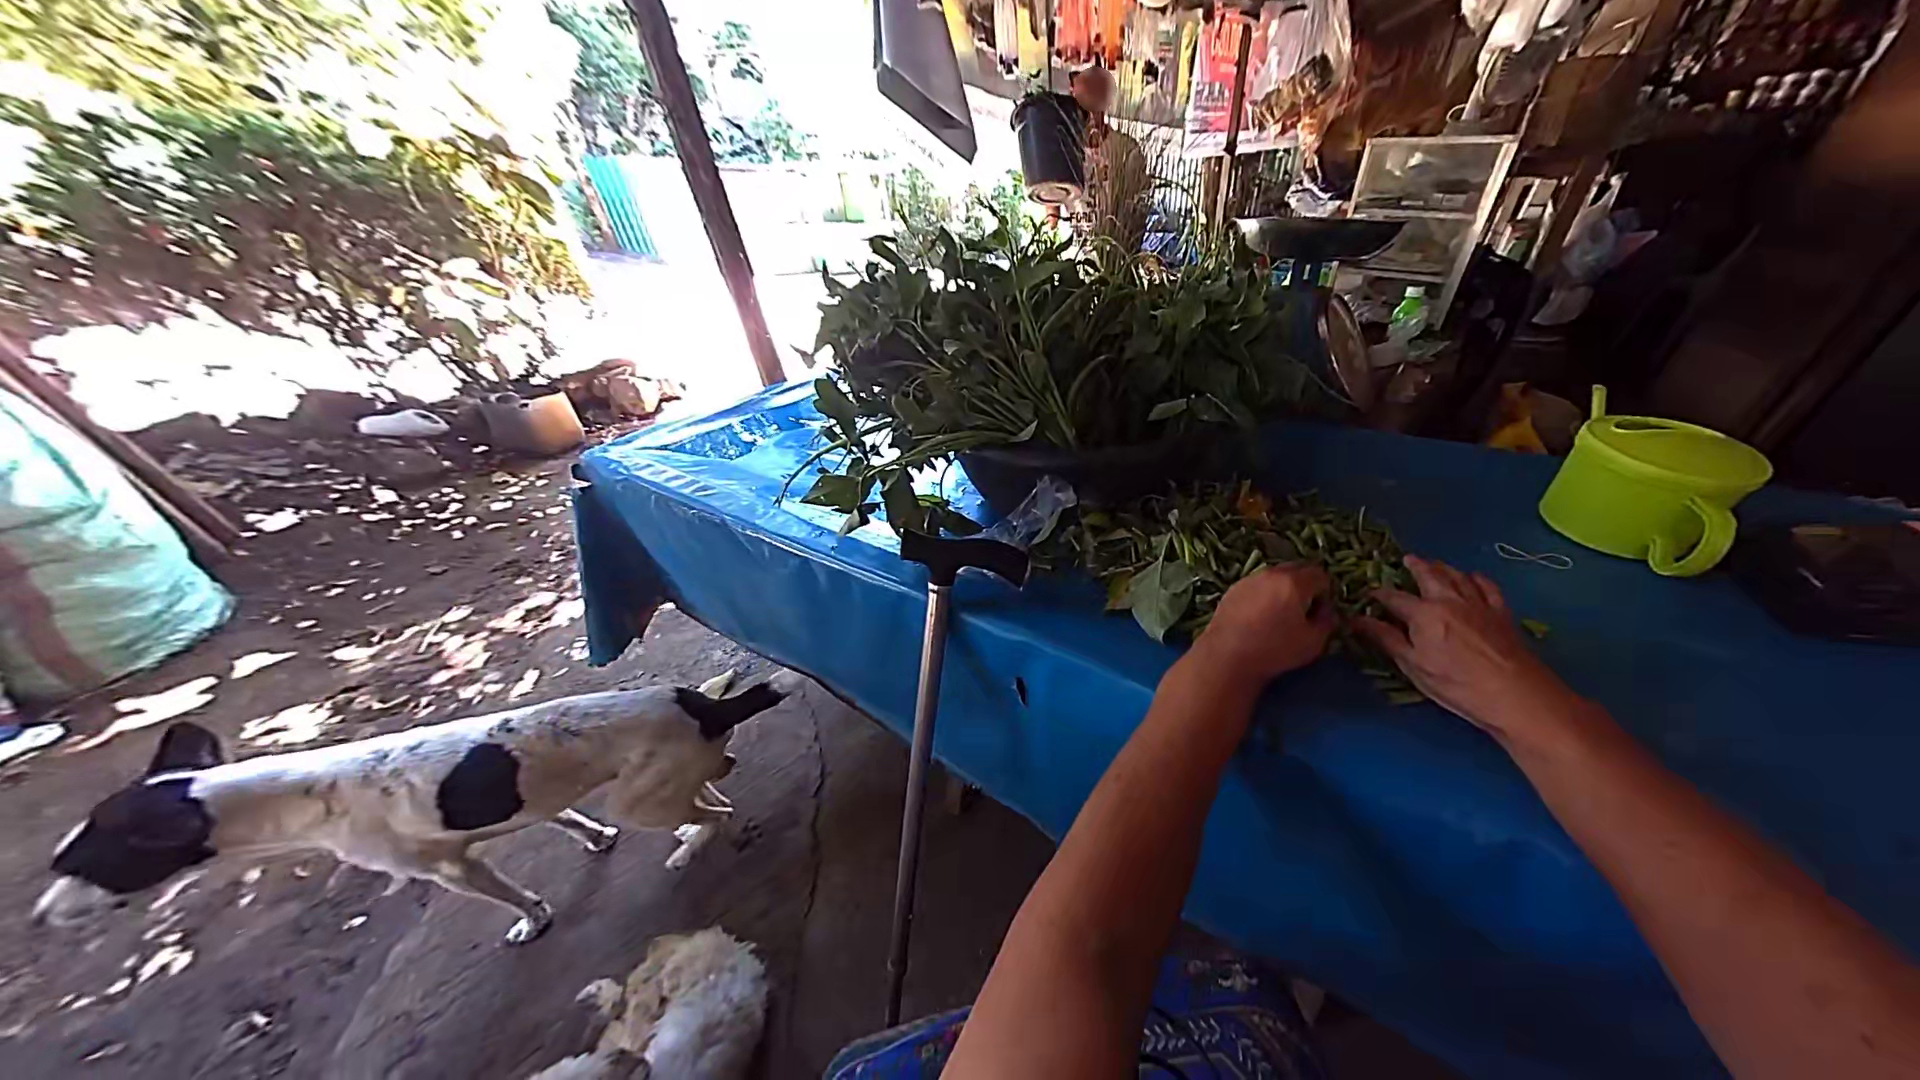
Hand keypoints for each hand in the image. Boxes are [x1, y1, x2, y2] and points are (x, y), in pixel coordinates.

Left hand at [1188, 563, 1335, 690]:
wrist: (1227, 655)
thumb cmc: (1275, 649)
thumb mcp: (1313, 641)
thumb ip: (1326, 620)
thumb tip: (1325, 610)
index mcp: (1293, 582)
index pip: (1320, 574)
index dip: (1326, 591)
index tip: (1322, 609)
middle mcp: (1270, 574)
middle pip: (1296, 569)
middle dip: (1305, 584)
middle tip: (1304, 608)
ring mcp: (1248, 580)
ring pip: (1274, 576)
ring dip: (1283, 587)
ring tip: (1281, 612)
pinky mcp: (1232, 589)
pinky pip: (1256, 585)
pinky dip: (1264, 593)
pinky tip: (1260, 615)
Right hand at [1352, 555, 1585, 742]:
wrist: (1516, 694)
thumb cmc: (1456, 683)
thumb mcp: (1413, 664)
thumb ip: (1385, 638)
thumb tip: (1357, 620)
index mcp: (1423, 614)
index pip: (1393, 598)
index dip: (1378, 594)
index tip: (1368, 594)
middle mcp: (1449, 600)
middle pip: (1430, 575)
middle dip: (1416, 566)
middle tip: (1407, 559)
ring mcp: (1478, 604)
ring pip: (1458, 576)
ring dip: (1444, 567)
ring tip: (1435, 564)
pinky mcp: (1501, 612)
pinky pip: (1488, 587)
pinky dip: (1477, 578)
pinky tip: (1473, 578)